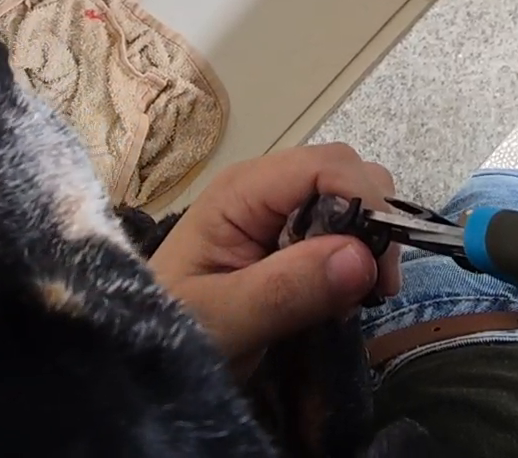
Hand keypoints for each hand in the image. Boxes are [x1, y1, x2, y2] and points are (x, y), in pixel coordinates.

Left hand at [151, 143, 400, 373]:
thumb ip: (286, 289)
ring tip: (355, 296)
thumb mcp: (223, 320)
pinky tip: (341, 295)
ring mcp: (275, 207)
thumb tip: (362, 255)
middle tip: (372, 290)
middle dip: (371, 219)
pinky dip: (356, 252)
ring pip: (346, 192)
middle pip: (341, 169)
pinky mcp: (285, 232)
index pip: (323, 165)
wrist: (137, 353)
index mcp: (242, 190)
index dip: (364, 203)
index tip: (380, 271)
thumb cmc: (171, 329)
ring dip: (366, 236)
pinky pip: (339, 222)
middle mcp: (263, 186)